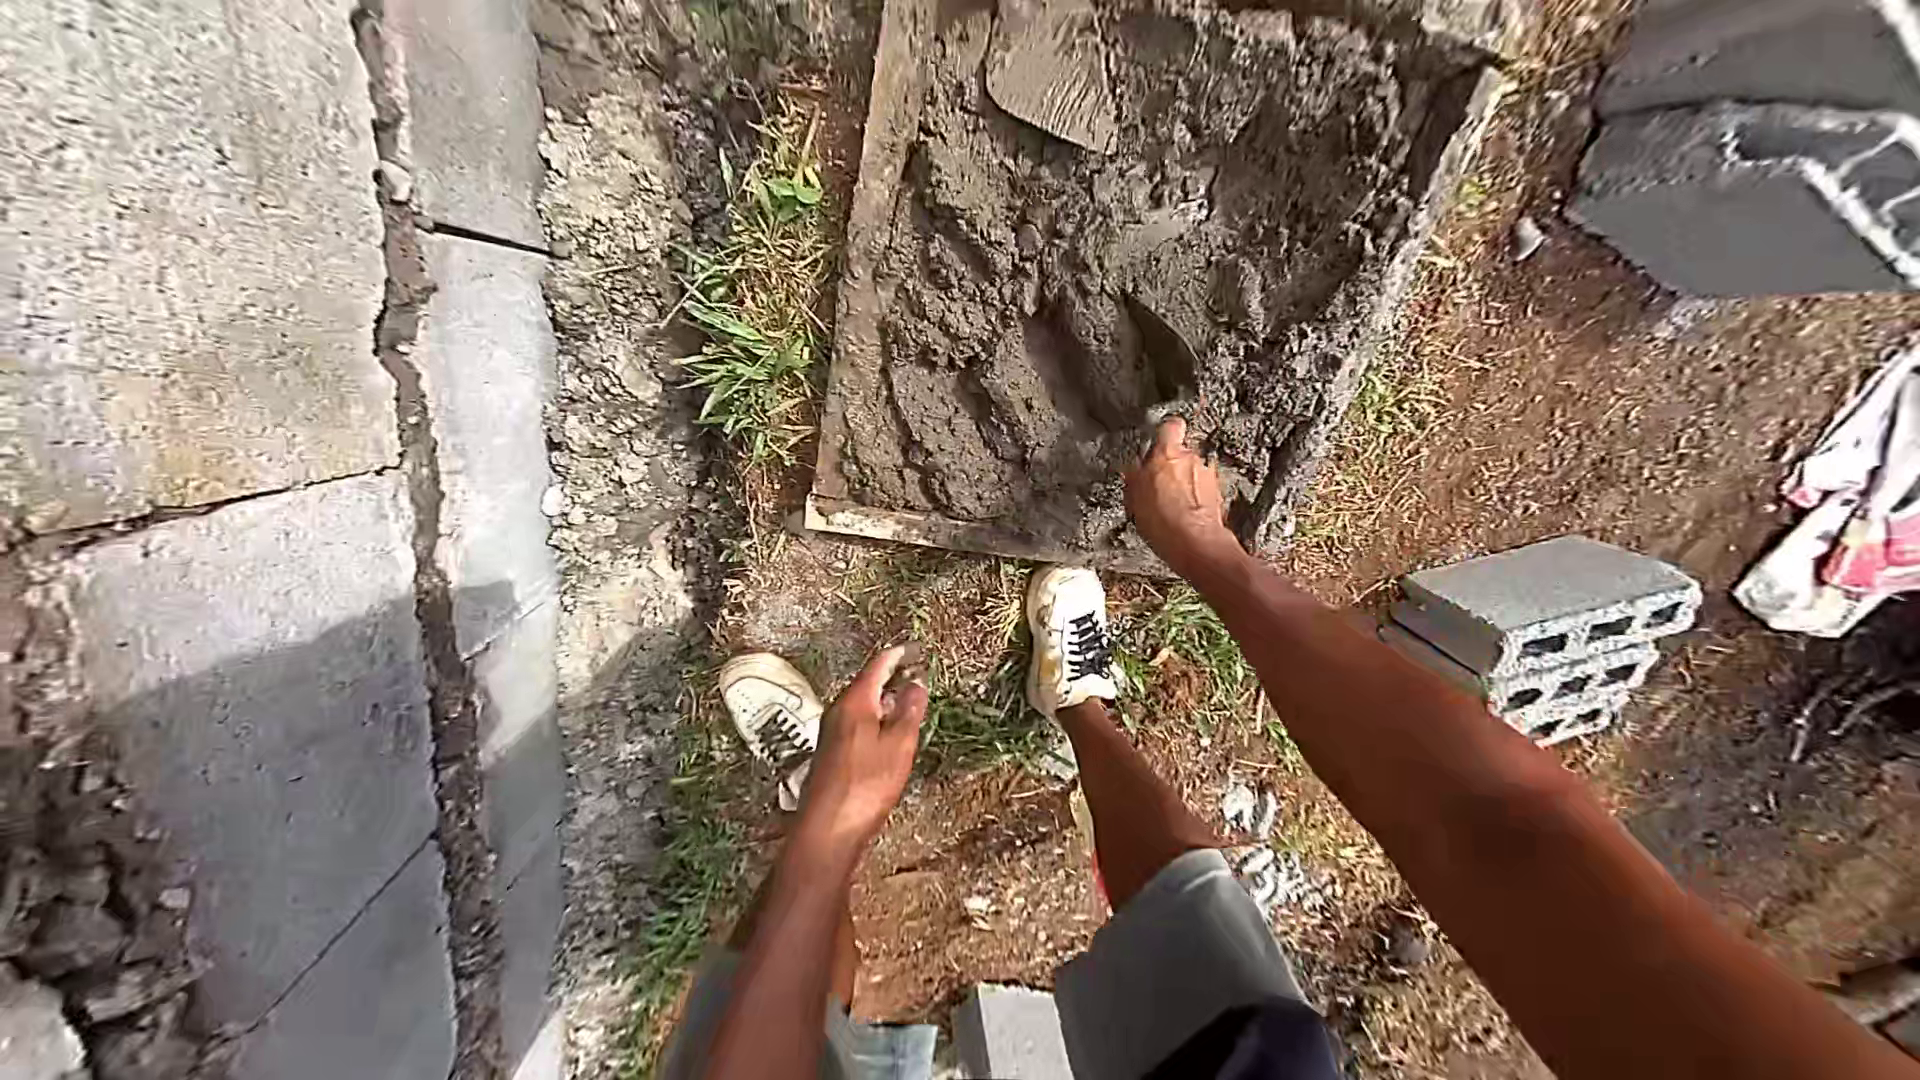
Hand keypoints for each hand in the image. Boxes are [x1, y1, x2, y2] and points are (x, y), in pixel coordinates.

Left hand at [795, 645, 926, 858]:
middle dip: (891, 675)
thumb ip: (909, 710)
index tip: (913, 648)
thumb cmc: (865, 786)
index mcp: (854, 703)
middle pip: (866, 683)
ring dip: (883, 697)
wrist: (826, 830)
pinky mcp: (831, 753)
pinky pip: (856, 722)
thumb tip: (916, 682)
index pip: (877, 667)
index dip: (897, 655)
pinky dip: (875, 717)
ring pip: (861, 704)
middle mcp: (838, 712)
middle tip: (914, 670)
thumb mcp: (898, 745)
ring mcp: (831, 733)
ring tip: (906, 697)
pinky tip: (886, 731)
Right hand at [1125, 417, 1242, 575]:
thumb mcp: (1134, 498)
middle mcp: (1192, 458)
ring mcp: (1208, 475)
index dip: (1164, 434)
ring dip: (1185, 482)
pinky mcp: (1219, 492)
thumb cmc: (1163, 521)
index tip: (1156, 443)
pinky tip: (1183, 513)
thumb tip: (1133, 470)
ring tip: (1172, 504)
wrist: (1194, 543)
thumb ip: (1135, 476)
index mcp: (1167, 453)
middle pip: (1182, 452)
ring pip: (1193, 471)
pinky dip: (1196, 497)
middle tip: (1159, 484)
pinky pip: (1203, 488)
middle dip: (1172, 465)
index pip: (1170, 426)